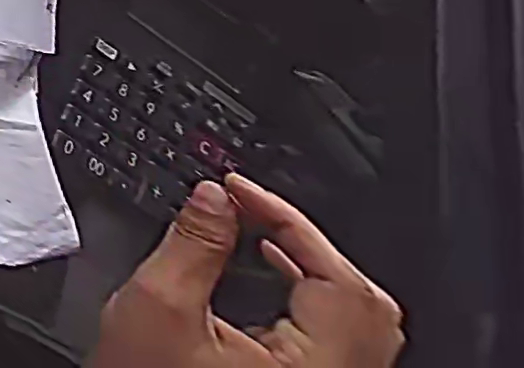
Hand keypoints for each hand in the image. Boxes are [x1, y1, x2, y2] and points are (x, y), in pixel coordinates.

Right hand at [90, 174, 403, 367]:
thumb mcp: (159, 303)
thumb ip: (192, 244)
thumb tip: (215, 196)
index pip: (338, 281)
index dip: (289, 220)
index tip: (239, 189)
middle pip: (364, 304)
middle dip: (305, 238)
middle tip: (250, 204)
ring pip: (356, 320)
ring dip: (309, 262)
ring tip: (255, 226)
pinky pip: (336, 334)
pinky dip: (305, 287)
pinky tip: (268, 265)